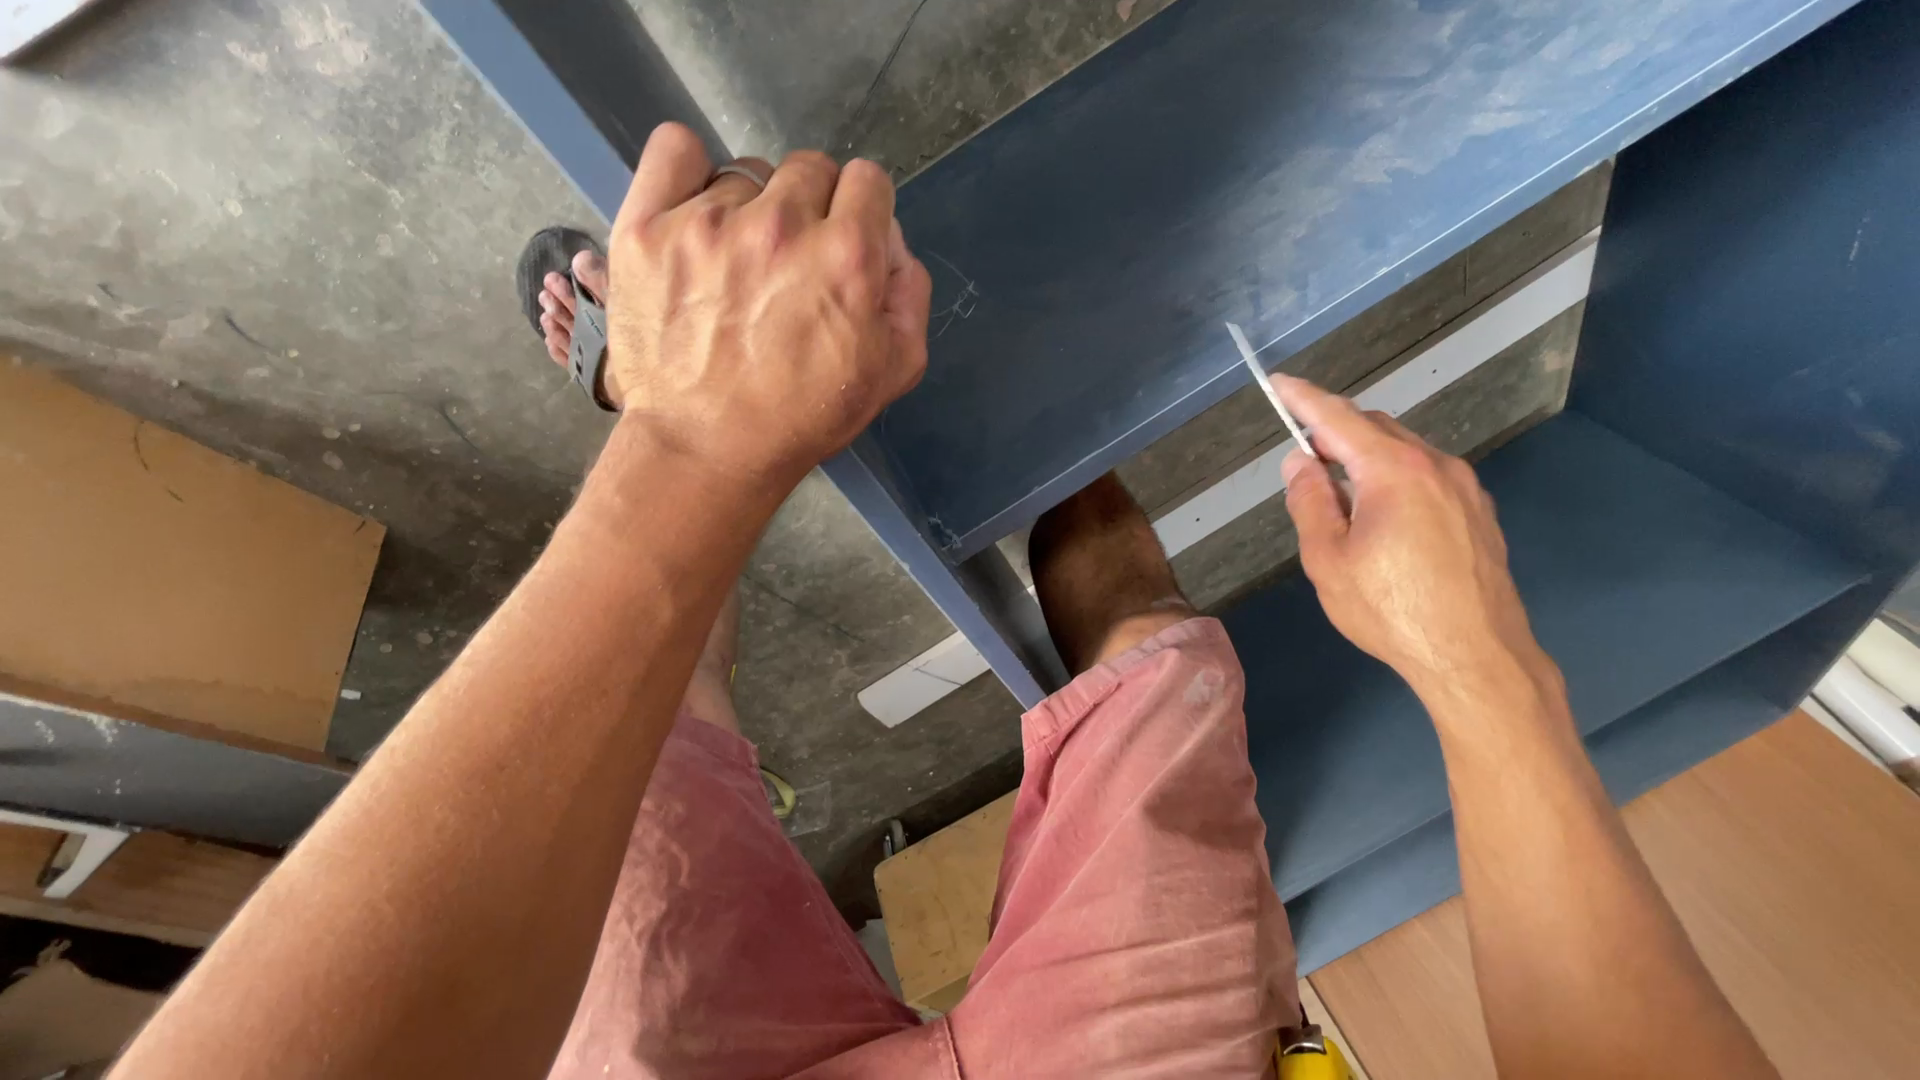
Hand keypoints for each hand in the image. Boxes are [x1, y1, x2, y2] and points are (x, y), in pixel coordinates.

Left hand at [602, 123, 932, 488]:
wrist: (708, 449)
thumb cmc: (806, 418)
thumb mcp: (896, 369)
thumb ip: (909, 291)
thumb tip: (889, 240)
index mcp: (847, 255)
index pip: (868, 181)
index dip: (862, 214)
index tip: (843, 248)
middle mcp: (781, 224)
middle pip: (810, 169)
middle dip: (812, 211)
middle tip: (791, 265)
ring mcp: (708, 221)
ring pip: (747, 174)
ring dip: (752, 208)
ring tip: (736, 265)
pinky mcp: (647, 226)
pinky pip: (675, 149)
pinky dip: (688, 172)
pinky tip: (694, 213)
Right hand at [1276, 376, 1556, 702]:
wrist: (1476, 655)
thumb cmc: (1390, 609)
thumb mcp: (1328, 560)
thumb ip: (1310, 503)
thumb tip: (1300, 462)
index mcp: (1393, 470)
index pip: (1338, 419)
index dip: (1304, 399)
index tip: (1279, 384)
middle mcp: (1435, 465)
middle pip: (1376, 428)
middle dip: (1336, 433)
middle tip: (1305, 463)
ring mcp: (1464, 488)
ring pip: (1406, 451)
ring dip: (1368, 458)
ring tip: (1342, 499)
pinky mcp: (1479, 513)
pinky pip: (1429, 476)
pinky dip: (1397, 478)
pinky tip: (1385, 518)